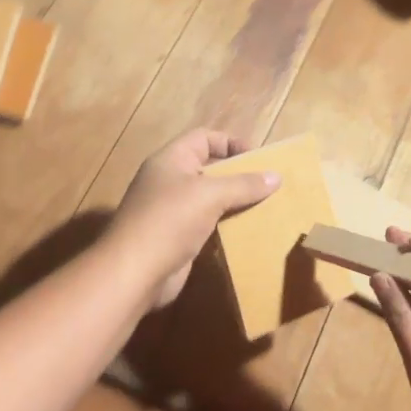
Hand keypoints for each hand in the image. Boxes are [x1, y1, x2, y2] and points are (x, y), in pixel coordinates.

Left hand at [106, 129, 280, 307]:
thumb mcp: (210, 195)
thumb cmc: (169, 221)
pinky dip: (225, 225)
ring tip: (264, 207)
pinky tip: (246, 231)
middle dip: (237, 174)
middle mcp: (169, 180)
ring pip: (209, 198)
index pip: (204, 138)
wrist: (134, 272)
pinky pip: (206, 223)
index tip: (259, 159)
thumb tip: (276, 176)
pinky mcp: (176, 237)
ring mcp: (171, 210)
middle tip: (267, 184)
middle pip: (208, 167)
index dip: (231, 143)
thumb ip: (244, 184)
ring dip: (234, 202)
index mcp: (171, 160)